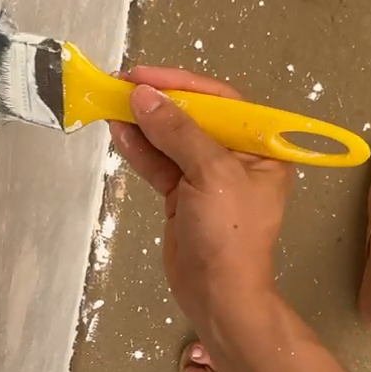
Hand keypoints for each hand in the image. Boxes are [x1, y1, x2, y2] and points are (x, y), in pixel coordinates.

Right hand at [108, 66, 292, 329]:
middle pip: (194, 118)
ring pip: (172, 141)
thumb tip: (142, 95)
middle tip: (121, 85)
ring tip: (111, 105)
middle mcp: (236, 158)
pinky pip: (161, 165)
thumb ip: (177, 132)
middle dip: (158, 102)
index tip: (144, 76)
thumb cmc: (228, 233)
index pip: (221, 102)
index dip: (182, 85)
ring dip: (143, 124)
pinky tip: (118, 133)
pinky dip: (140, 150)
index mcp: (259, 148)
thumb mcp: (210, 174)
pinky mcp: (183, 197)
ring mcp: (207, 179)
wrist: (218, 295)